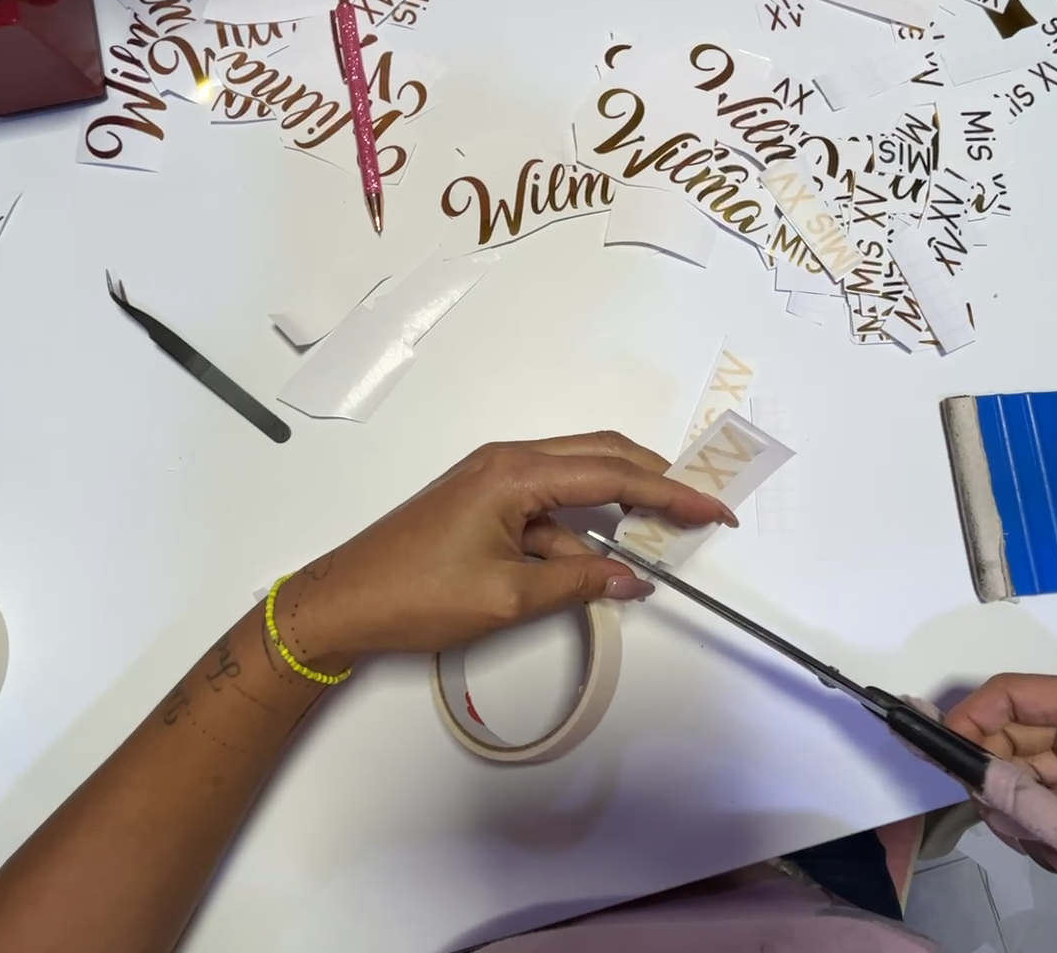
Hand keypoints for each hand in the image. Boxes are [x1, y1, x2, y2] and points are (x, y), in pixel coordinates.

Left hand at [271, 431, 734, 671]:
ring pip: (574, 477)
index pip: (613, 474)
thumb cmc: (417, 596)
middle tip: (695, 508)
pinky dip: (576, 525)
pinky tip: (591, 559)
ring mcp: (493, 475)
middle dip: (652, 479)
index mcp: (516, 472)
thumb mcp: (508, 597)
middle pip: (600, 455)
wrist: (342, 601)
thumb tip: (633, 579)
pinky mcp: (483, 497)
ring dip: (613, 506)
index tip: (714, 509)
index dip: (671, 492)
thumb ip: (577, 581)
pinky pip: (546, 502)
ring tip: (653, 538)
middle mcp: (508, 459)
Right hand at [944, 674, 1056, 950]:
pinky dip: (1047, 835)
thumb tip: (1023, 810)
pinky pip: (1043, 806)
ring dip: (1030, 817)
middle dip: (1004, 782)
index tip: (949, 761)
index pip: (1016, 694)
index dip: (972, 717)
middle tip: (1017, 831)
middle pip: (1009, 736)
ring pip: (1020, 775)